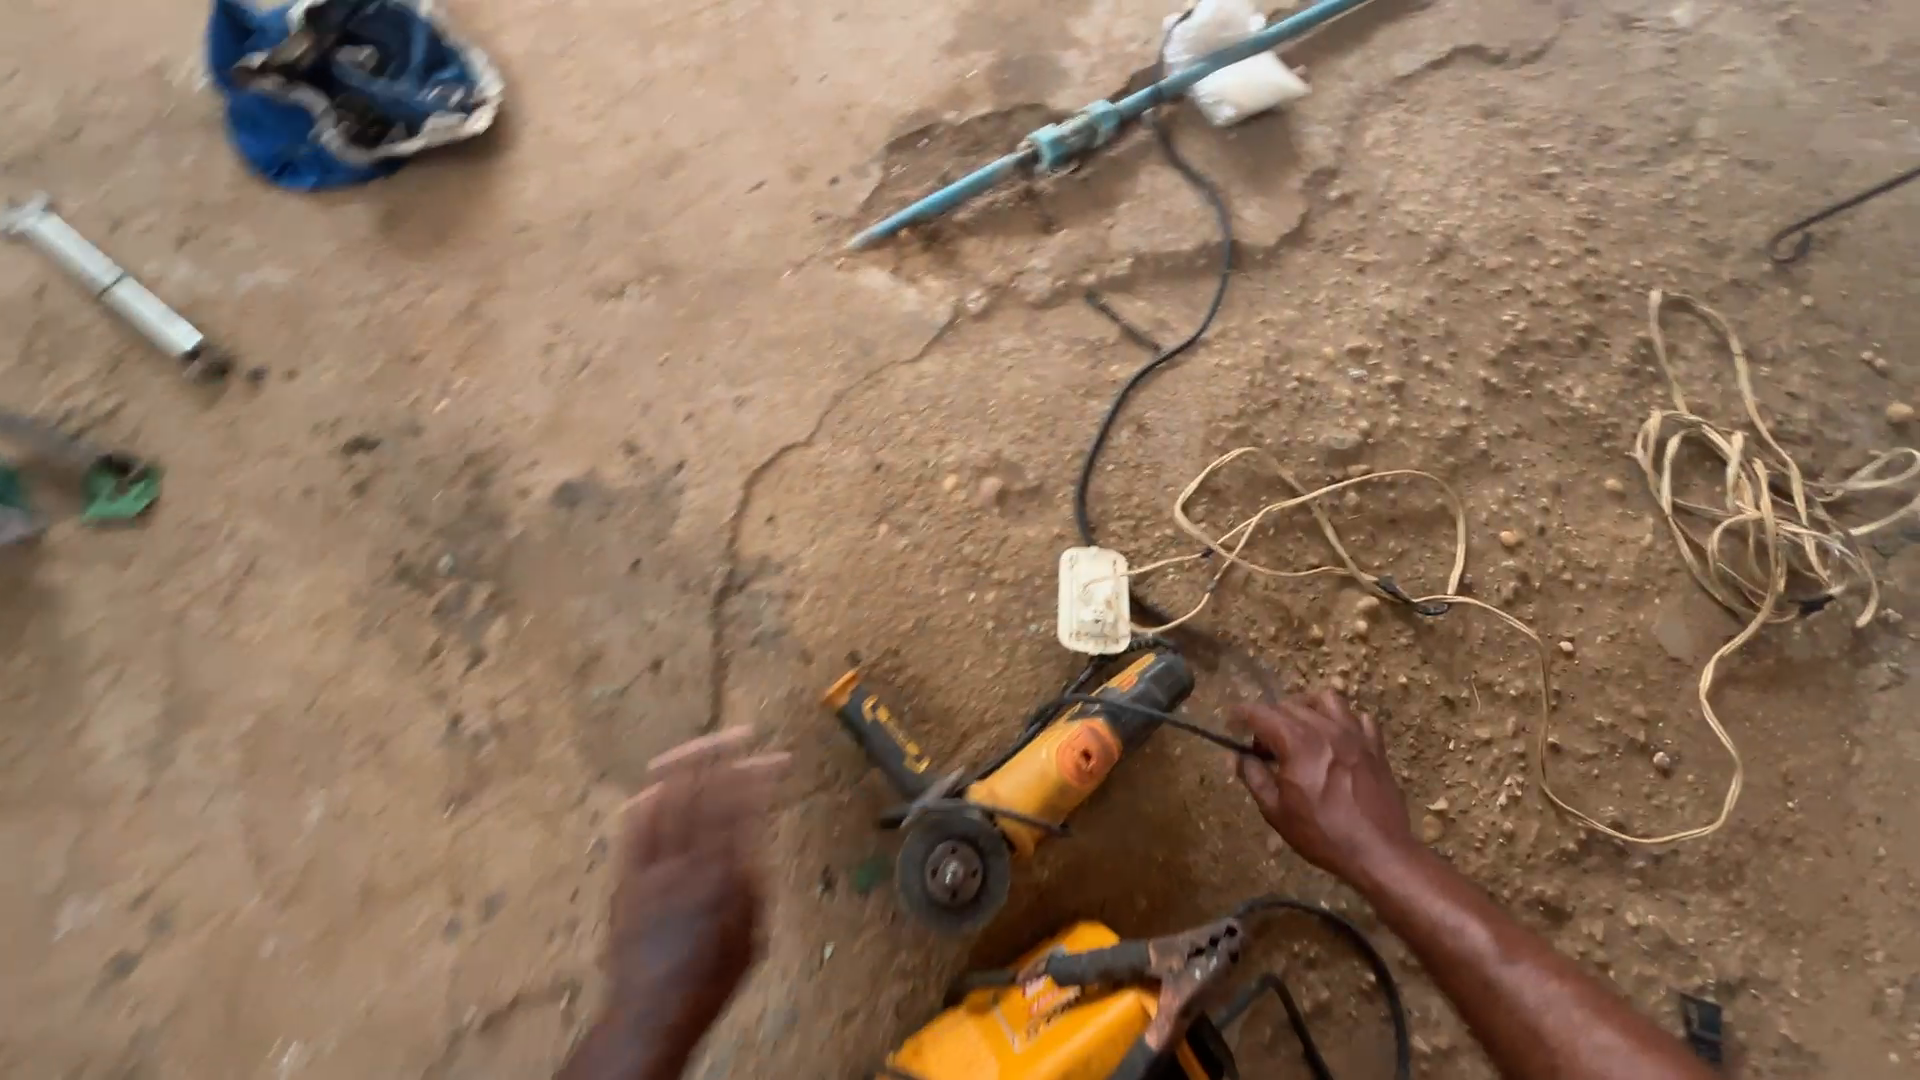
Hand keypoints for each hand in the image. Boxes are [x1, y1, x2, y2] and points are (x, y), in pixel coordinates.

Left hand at [566, 728, 786, 1079]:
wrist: (653, 1011)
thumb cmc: (714, 977)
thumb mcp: (754, 928)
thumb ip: (753, 876)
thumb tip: (753, 835)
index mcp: (724, 872)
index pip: (743, 804)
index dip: (759, 773)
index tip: (776, 757)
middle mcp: (686, 860)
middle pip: (704, 789)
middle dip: (725, 753)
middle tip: (743, 734)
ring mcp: (651, 866)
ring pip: (667, 798)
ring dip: (687, 765)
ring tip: (703, 747)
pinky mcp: (625, 877)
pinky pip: (634, 826)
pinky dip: (649, 798)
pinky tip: (657, 784)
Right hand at [1232, 690, 1415, 887]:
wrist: (1379, 852)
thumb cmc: (1322, 833)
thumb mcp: (1275, 810)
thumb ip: (1253, 776)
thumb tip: (1240, 757)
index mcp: (1297, 742)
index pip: (1260, 713)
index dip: (1241, 714)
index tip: (1231, 722)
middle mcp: (1325, 729)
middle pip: (1289, 704)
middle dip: (1270, 718)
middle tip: (1264, 746)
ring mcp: (1355, 735)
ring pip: (1326, 699)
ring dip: (1307, 708)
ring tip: (1301, 729)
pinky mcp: (1375, 747)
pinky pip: (1359, 718)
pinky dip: (1344, 721)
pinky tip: (1337, 739)